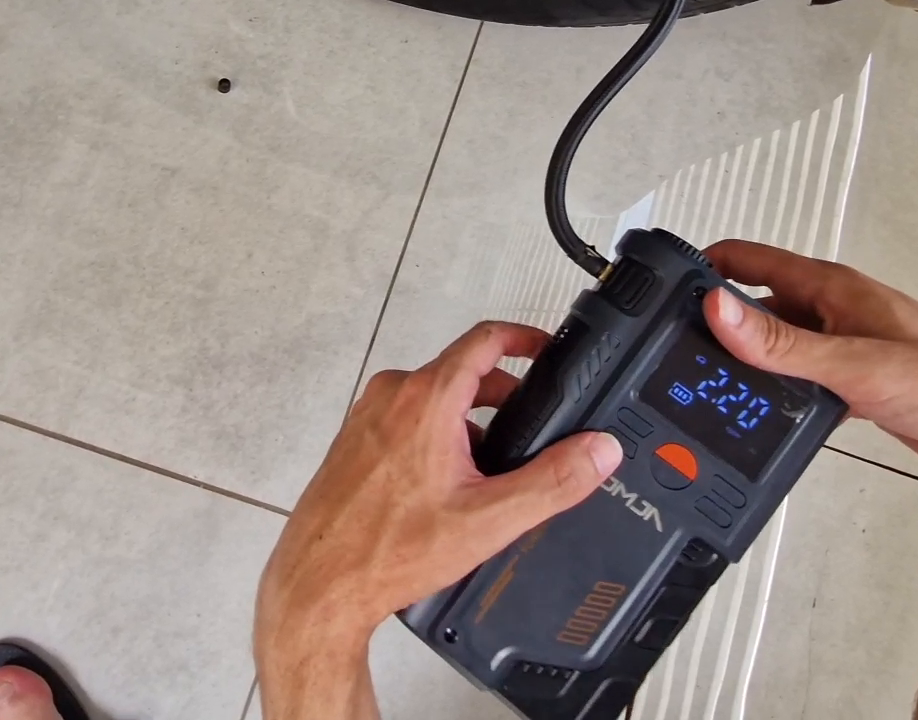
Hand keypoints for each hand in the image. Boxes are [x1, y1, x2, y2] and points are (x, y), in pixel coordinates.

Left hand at [254, 322, 622, 712]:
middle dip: (503, 393)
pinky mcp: (358, 433)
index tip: (545, 348)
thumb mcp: (488, 519)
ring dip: (470, 417)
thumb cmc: (389, 549)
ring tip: (491, 466)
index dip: (523, 338)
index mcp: (427, 397)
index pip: (485, 339)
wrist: (321, 579)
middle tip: (530, 426)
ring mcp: (371, 411)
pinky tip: (447, 480)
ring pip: (435, 395)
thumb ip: (552, 481)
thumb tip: (596, 450)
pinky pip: (408, 414)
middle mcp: (394, 393)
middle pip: (463, 370)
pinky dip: (437, 430)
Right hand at [701, 240, 917, 490]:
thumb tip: (715, 306)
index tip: (661, 288)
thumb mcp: (858, 365)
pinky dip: (776, 391)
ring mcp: (842, 346)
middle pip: (752, 304)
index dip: (701, 267)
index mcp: (830, 288)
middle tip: (676, 351)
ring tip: (710, 388)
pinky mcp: (854, 382)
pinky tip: (764, 414)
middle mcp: (830, 310)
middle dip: (716, 321)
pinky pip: (797, 378)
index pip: (745, 259)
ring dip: (746, 361)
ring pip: (774, 345)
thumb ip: (782, 342)